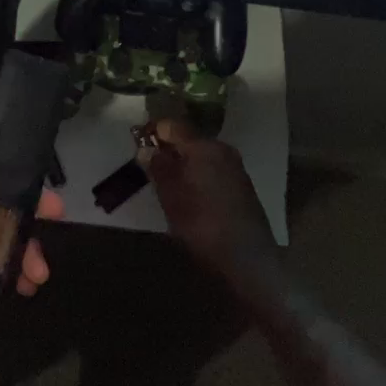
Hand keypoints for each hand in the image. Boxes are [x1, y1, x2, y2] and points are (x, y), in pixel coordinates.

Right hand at [147, 122, 275, 276]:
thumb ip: (158, 169)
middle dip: (168, 149)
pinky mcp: (242, 184)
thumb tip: (146, 148)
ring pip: (202, 154)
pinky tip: (190, 194)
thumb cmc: (203, 225)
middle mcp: (222, 149)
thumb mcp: (171, 198)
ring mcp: (235, 166)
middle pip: (188, 138)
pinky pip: (213, 168)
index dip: (153, 131)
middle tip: (149, 167)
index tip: (137, 144)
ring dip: (183, 163)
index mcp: (203, 147)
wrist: (248, 259)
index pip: (172, 125)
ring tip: (166, 183)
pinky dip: (198, 174)